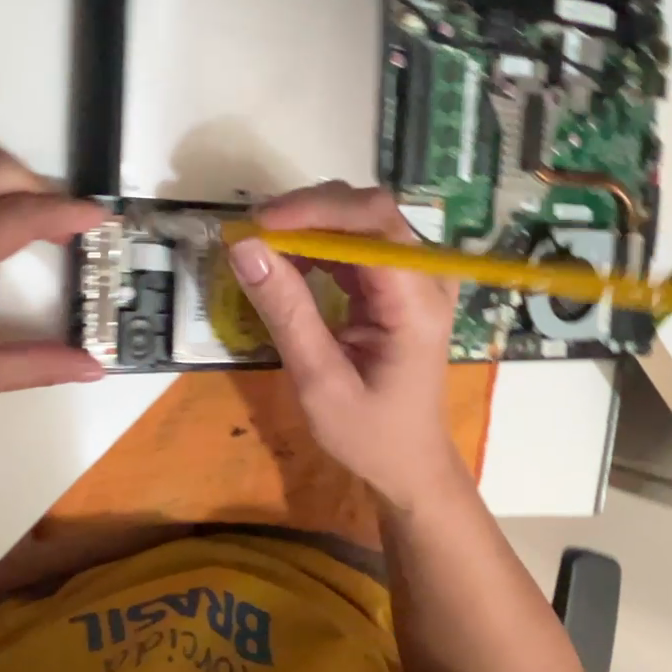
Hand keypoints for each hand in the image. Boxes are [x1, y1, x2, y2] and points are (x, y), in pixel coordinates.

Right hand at [227, 184, 466, 509]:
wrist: (409, 460)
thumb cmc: (369, 433)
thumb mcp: (318, 381)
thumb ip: (286, 311)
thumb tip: (244, 248)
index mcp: (417, 303)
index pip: (374, 226)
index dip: (315, 211)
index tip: (258, 225)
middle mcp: (427, 277)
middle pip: (370, 212)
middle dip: (307, 212)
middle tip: (252, 234)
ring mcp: (416, 276)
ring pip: (361, 219)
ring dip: (308, 224)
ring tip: (261, 246)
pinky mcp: (400, 281)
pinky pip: (357, 242)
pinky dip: (318, 244)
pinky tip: (286, 261)